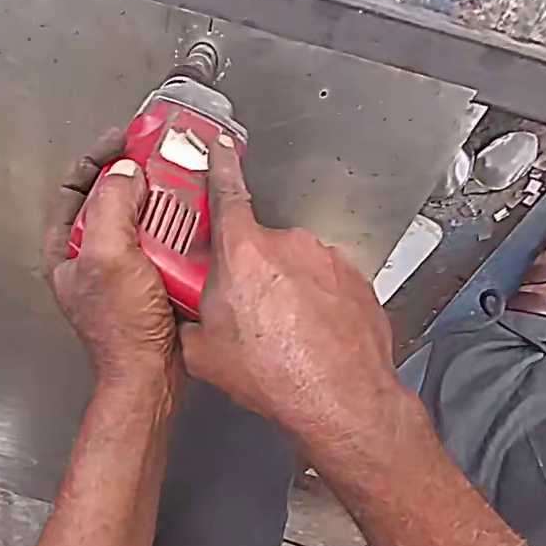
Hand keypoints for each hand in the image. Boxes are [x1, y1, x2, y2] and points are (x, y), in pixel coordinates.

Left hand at [43, 130, 180, 385]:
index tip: (123, 139)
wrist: (151, 374)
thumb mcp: (108, 258)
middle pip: (109, 200)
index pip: (75, 188)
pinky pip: (162, 244)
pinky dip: (176, 228)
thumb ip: (111, 206)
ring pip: (139, 221)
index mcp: (67, 251)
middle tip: (158, 156)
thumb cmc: (122, 327)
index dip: (97, 159)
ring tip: (178, 183)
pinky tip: (192, 220)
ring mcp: (122, 271)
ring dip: (159, 201)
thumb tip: (124, 173)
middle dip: (134, 176)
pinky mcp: (151, 283)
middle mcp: (92, 258)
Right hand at [181, 134, 414, 461]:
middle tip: (248, 314)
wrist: (340, 399)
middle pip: (259, 246)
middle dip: (250, 274)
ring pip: (294, 268)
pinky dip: (316, 305)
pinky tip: (310, 337)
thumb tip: (190, 319)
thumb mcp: (205, 354)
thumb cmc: (276, 376)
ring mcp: (327, 261)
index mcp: (244, 253)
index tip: (220, 146)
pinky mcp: (355, 280)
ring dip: (286, 292)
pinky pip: (325, 284)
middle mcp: (289, 246)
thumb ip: (191, 320)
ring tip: (284, 335)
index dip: (220, 164)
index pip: (227, 190)